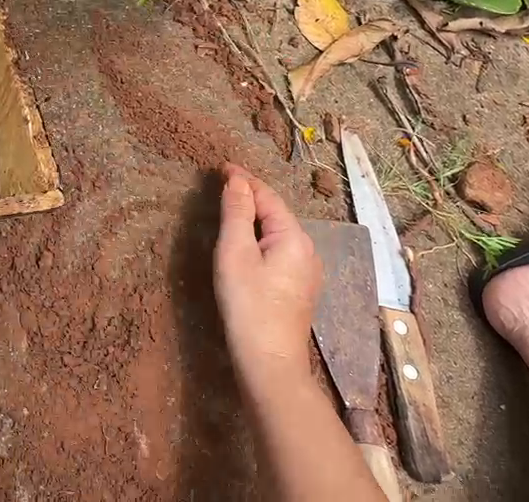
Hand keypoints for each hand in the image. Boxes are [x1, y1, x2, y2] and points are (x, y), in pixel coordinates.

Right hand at [213, 164, 321, 387]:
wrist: (269, 362)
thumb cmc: (248, 303)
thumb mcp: (235, 252)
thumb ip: (236, 212)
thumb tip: (236, 180)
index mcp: (294, 237)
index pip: (267, 196)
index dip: (244, 178)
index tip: (220, 166)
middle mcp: (308, 250)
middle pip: (276, 212)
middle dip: (250, 195)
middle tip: (221, 183)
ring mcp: (307, 271)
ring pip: (278, 231)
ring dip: (255, 215)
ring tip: (230, 205)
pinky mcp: (299, 288)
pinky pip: (279, 248)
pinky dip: (260, 235)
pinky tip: (246, 240)